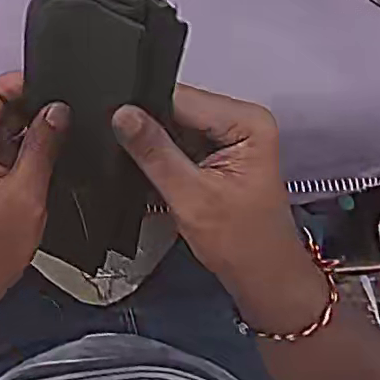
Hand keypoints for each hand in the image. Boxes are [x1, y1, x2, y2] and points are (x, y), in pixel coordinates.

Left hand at [0, 73, 68, 322]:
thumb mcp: (22, 195)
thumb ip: (42, 147)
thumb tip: (59, 109)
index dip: (23, 84)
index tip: (58, 83)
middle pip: (3, 105)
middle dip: (36, 103)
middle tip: (72, 106)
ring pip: (14, 123)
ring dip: (39, 123)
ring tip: (70, 123)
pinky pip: (18, 143)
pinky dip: (37, 142)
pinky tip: (60, 143)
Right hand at [112, 86, 327, 334]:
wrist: (264, 280)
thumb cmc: (243, 244)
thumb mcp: (191, 198)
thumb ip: (154, 152)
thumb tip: (123, 115)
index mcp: (247, 121)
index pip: (182, 99)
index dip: (146, 110)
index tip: (115, 124)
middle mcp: (242, 119)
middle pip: (177, 108)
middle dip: (150, 128)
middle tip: (127, 151)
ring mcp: (230, 134)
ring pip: (174, 124)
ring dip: (156, 144)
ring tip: (144, 165)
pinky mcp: (217, 149)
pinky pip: (179, 139)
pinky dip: (164, 156)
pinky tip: (158, 172)